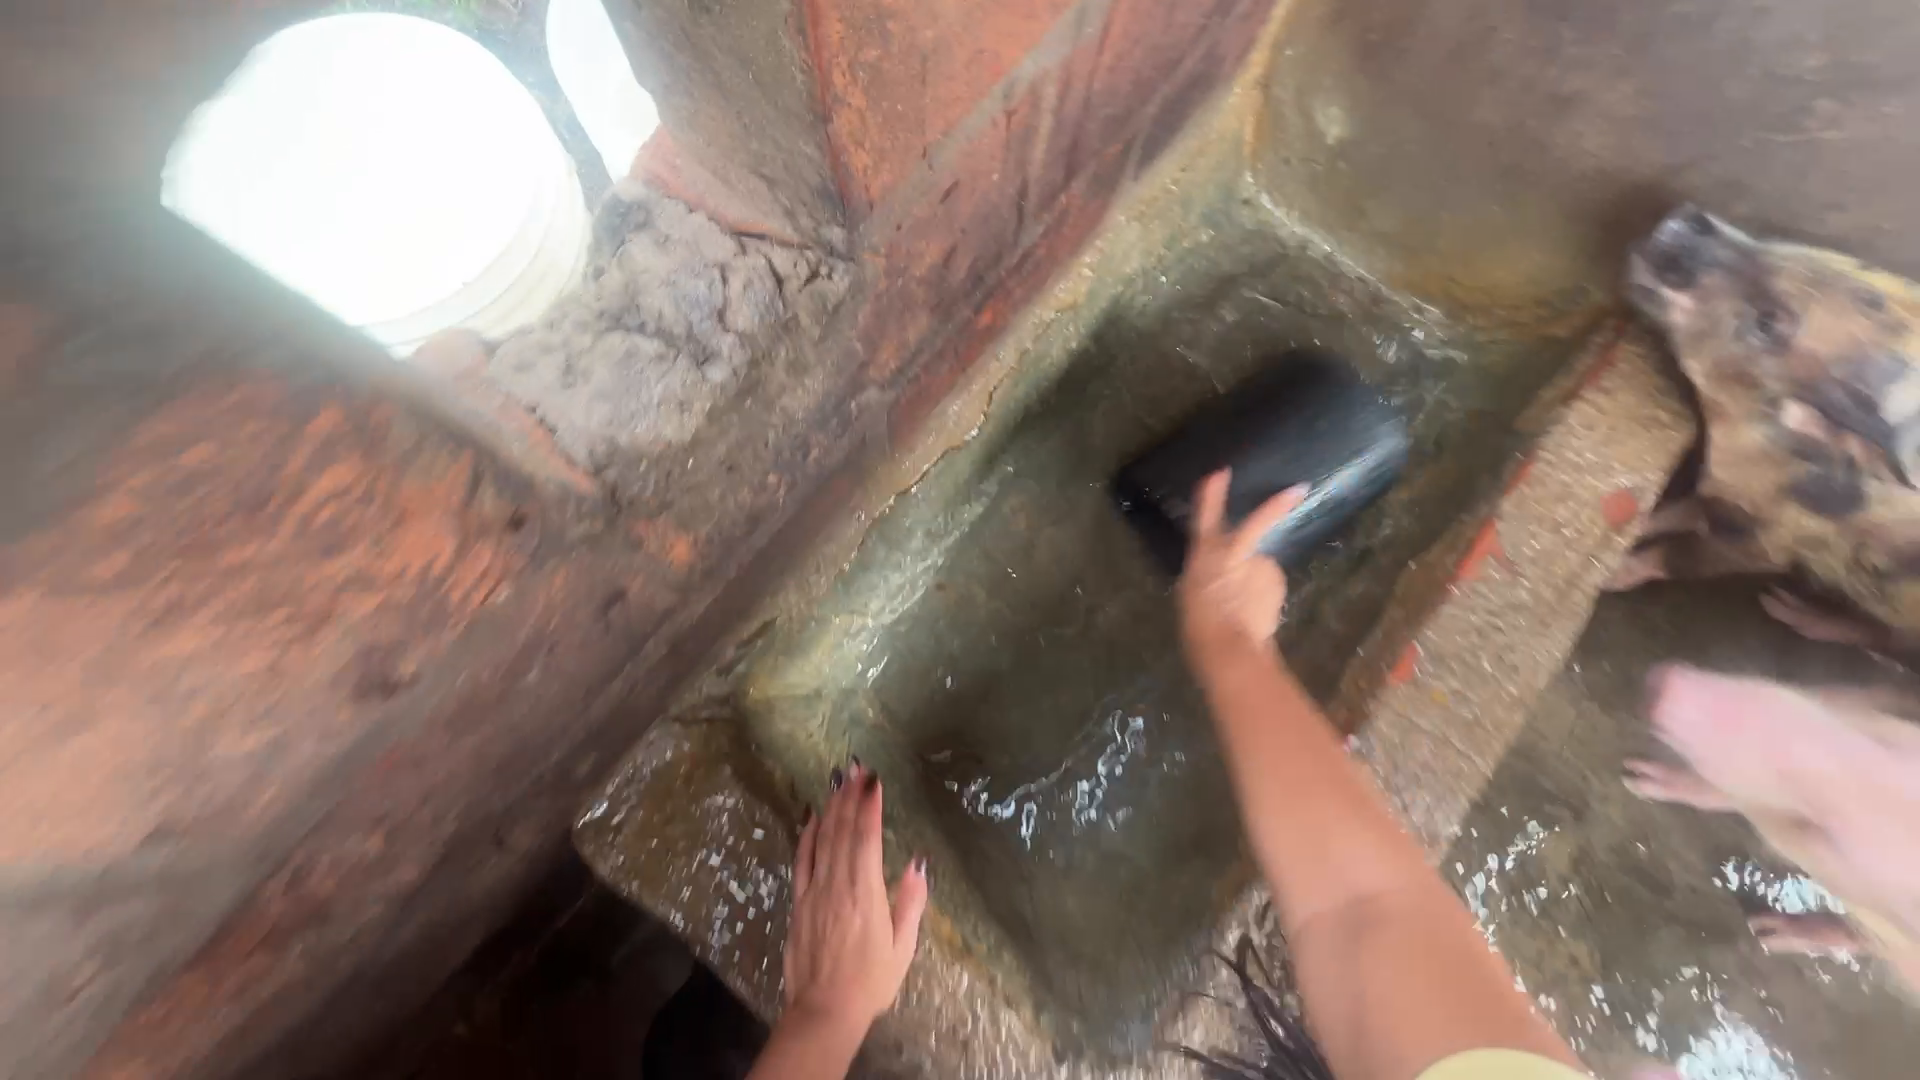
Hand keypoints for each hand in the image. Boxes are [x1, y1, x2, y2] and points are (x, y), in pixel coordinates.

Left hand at [784, 761, 928, 1037]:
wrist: (824, 1011)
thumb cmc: (871, 980)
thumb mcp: (903, 946)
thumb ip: (910, 901)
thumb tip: (918, 862)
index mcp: (865, 893)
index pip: (866, 838)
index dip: (869, 806)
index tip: (873, 780)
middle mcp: (837, 885)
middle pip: (843, 831)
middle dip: (850, 796)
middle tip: (856, 767)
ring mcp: (814, 891)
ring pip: (822, 839)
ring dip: (831, 807)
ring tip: (838, 780)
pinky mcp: (798, 901)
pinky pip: (802, 860)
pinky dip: (807, 834)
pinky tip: (812, 816)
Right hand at [1178, 470, 1307, 652]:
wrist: (1230, 650)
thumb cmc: (1199, 627)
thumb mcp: (1191, 593)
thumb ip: (1207, 574)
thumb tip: (1226, 571)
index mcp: (1204, 555)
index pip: (1206, 518)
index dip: (1213, 495)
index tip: (1221, 471)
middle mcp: (1233, 553)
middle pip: (1254, 527)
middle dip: (1276, 508)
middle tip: (1295, 494)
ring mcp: (1260, 566)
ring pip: (1258, 566)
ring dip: (1252, 579)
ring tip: (1240, 607)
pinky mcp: (1276, 582)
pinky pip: (1267, 583)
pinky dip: (1262, 593)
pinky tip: (1253, 613)